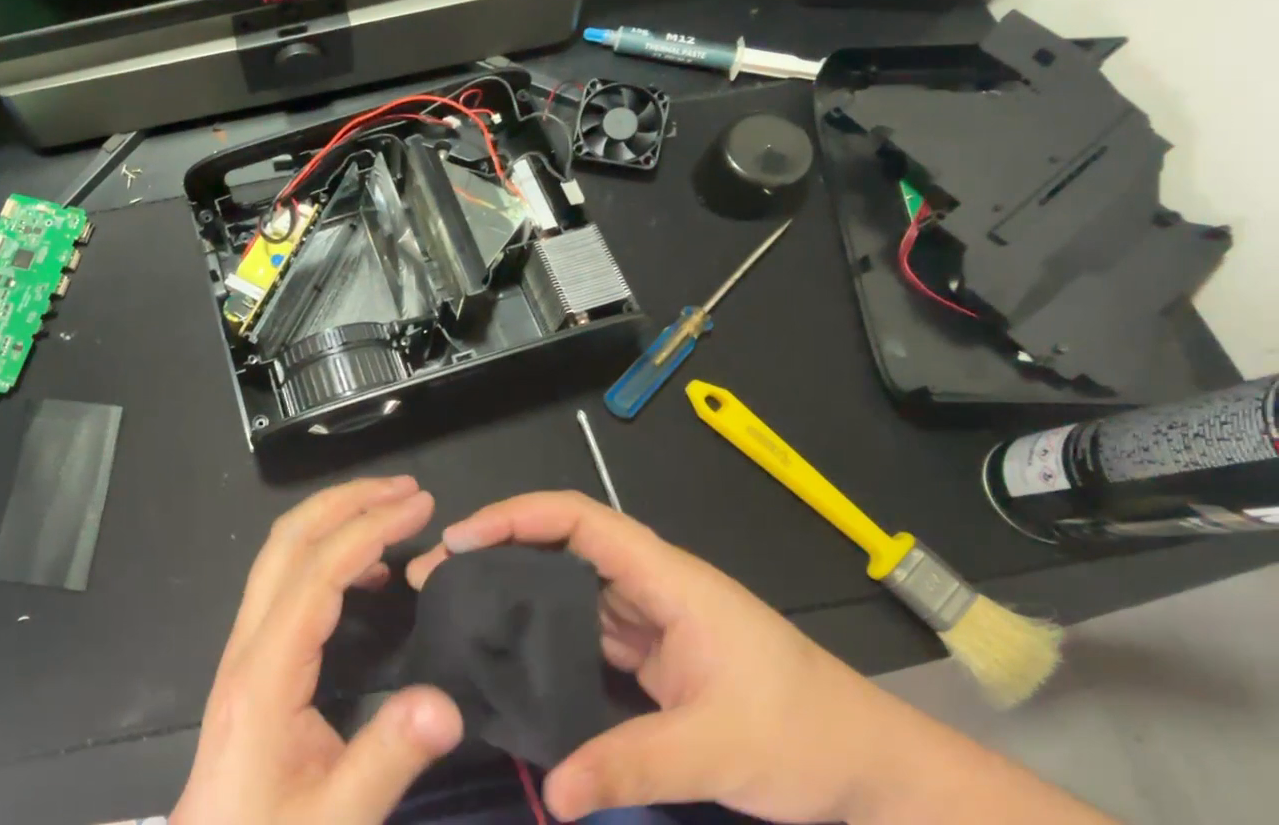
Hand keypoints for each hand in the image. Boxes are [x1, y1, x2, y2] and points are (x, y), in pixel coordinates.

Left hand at [172, 477, 463, 824]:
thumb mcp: (338, 816)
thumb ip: (391, 758)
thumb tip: (447, 702)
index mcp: (267, 672)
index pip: (318, 573)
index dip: (370, 528)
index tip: (420, 505)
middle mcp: (248, 644)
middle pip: (288, 542)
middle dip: (347, 501)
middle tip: (407, 488)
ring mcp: (244, 649)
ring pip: (280, 556)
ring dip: (333, 520)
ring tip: (392, 511)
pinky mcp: (251, 661)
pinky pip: (284, 583)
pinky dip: (325, 555)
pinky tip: (366, 574)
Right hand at [406, 491, 932, 823]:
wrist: (875, 772)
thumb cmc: (808, 737)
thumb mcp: (720, 750)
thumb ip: (632, 764)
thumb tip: (552, 792)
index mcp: (669, 580)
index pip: (580, 521)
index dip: (516, 517)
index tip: (461, 539)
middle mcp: (652, 589)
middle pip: (562, 548)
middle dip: (496, 551)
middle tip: (435, 581)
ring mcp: (650, 624)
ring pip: (567, 592)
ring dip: (513, 594)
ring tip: (456, 614)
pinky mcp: (651, 659)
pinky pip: (582, 636)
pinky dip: (540, 639)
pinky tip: (508, 660)